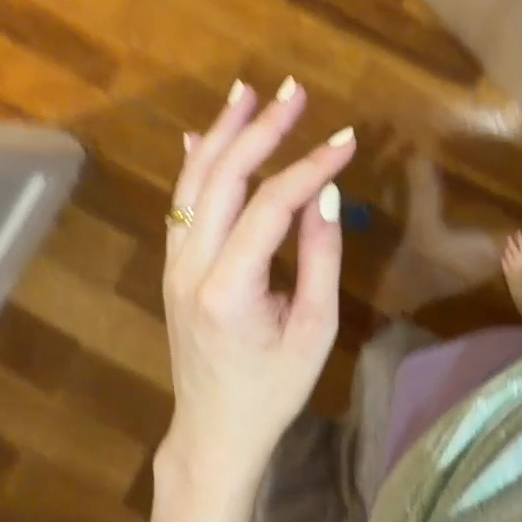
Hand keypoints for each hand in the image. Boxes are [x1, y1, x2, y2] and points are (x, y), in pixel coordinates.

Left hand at [160, 77, 355, 483]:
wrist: (214, 431)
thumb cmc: (274, 387)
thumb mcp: (316, 328)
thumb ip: (321, 256)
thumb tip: (326, 190)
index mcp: (230, 287)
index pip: (271, 204)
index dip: (310, 165)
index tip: (346, 139)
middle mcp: (191, 266)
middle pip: (222, 178)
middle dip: (259, 128)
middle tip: (295, 91)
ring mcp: (175, 263)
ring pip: (194, 182)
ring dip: (222, 132)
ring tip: (248, 91)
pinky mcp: (174, 265)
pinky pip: (182, 203)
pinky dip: (195, 163)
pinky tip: (203, 134)